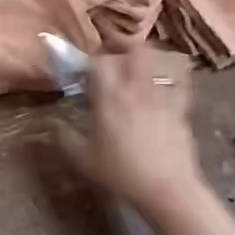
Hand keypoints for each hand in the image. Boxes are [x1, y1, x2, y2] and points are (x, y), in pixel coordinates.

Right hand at [56, 45, 207, 211]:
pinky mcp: (181, 108)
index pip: (98, 63)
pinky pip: (180, 83)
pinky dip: (173, 77)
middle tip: (111, 53)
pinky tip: (166, 81)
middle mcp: (136, 90)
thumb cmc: (122, 173)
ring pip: (157, 61)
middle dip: (122, 45)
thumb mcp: (84, 159)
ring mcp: (162, 97)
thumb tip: (53, 123)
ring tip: (134, 65)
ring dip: (144, 58)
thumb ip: (65, 137)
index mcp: (110, 99)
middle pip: (134, 50)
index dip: (88, 62)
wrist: (167, 189)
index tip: (81, 72)